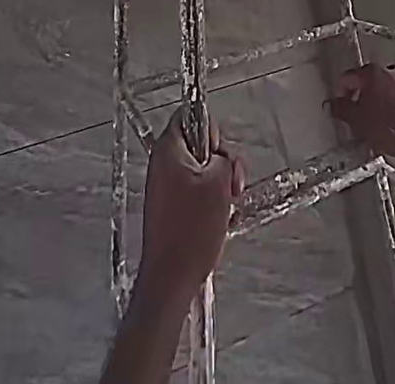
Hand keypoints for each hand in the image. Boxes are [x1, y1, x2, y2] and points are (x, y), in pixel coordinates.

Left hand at [140, 110, 243, 291]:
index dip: (211, 129)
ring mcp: (165, 186)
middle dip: (222, 160)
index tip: (219, 151)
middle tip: (232, 182)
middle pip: (199, 143)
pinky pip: (195, 189)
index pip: (188, 116)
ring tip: (226, 204)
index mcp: (168, 150)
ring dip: (220, 182)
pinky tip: (219, 217)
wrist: (172, 279)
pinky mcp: (170, 206)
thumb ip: (224, 157)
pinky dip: (211, 198)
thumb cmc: (191, 230)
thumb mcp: (218, 182)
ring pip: (201, 168)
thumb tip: (220, 155)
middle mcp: (162, 163)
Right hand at [328, 64, 394, 177]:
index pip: (349, 76)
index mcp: (373, 74)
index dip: (343, 91)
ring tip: (386, 124)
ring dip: (389, 101)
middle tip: (364, 115)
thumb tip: (333, 104)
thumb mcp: (358, 123)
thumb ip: (341, 109)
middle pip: (373, 81)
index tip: (342, 101)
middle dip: (367, 96)